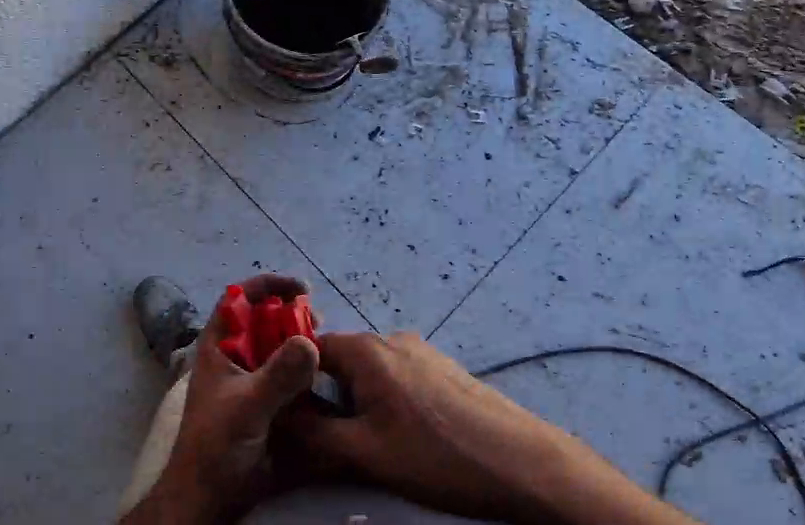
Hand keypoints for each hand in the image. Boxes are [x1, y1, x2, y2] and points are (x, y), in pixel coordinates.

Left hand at [128, 274, 319, 523]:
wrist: (211, 494)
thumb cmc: (217, 442)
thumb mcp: (248, 405)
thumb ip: (278, 375)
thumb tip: (309, 342)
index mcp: (219, 346)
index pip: (238, 300)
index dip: (267, 286)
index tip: (300, 287)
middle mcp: (235, 357)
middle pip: (263, 320)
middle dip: (290, 315)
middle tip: (317, 322)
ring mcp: (250, 380)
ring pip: (278, 347)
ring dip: (300, 342)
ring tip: (323, 344)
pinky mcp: (266, 404)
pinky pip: (288, 377)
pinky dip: (305, 371)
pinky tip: (323, 375)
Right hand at [276, 332, 697, 524]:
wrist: (527, 466)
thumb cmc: (438, 456)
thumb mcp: (365, 453)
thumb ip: (314, 432)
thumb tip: (277, 418)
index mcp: (365, 349)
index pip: (307, 351)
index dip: (293, 382)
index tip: (288, 414)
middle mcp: (390, 339)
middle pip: (339, 361)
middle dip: (329, 397)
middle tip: (332, 439)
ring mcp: (422, 352)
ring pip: (370, 373)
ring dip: (360, 403)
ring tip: (372, 445)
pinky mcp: (445, 370)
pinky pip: (399, 379)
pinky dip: (389, 403)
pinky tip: (407, 439)